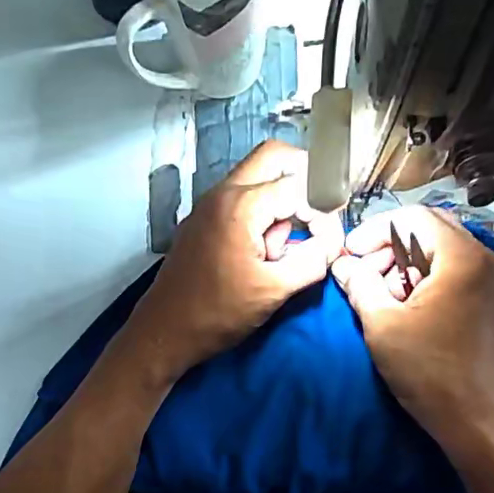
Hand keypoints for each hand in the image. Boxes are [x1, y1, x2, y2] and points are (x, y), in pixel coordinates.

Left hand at [122, 141, 341, 381]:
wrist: (163, 334)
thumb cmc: (214, 315)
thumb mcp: (274, 291)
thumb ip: (313, 261)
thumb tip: (330, 244)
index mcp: (240, 206)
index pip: (300, 184)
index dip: (324, 210)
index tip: (330, 239)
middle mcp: (221, 195)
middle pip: (274, 158)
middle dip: (304, 180)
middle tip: (318, 217)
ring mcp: (207, 208)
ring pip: (256, 179)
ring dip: (280, 201)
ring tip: (278, 250)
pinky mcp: (202, 224)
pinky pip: (239, 202)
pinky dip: (259, 215)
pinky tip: (260, 255)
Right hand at [331, 206, 493, 443]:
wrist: (472, 415)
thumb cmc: (425, 369)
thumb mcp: (381, 324)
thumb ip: (360, 284)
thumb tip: (343, 263)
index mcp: (462, 259)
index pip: (414, 217)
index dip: (374, 230)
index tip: (348, 255)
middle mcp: (484, 259)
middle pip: (430, 228)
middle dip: (388, 245)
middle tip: (360, 273)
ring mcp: (490, 279)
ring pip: (439, 249)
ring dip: (403, 262)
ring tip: (377, 293)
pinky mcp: (487, 298)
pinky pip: (450, 269)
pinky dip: (421, 276)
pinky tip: (401, 304)